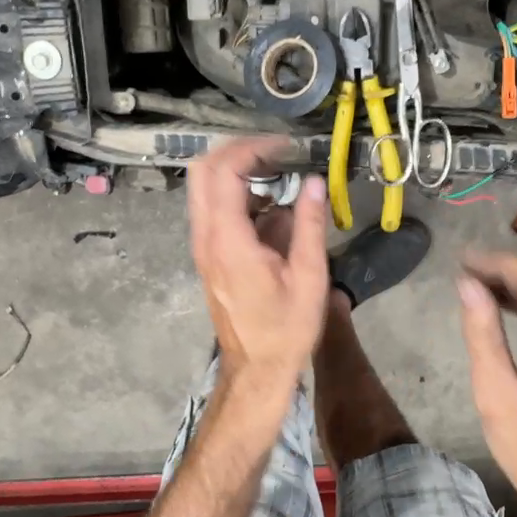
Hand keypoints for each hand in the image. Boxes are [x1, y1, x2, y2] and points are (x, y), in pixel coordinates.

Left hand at [188, 138, 330, 387]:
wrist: (256, 370)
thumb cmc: (285, 328)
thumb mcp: (309, 277)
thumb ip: (310, 225)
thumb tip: (314, 182)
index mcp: (227, 239)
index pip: (224, 171)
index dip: (252, 148)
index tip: (284, 146)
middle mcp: (205, 237)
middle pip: (203, 171)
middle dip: (237, 151)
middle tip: (275, 152)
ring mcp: (202, 246)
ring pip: (204, 188)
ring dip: (237, 173)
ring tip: (280, 176)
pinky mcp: (208, 255)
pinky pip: (214, 210)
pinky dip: (238, 196)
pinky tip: (274, 208)